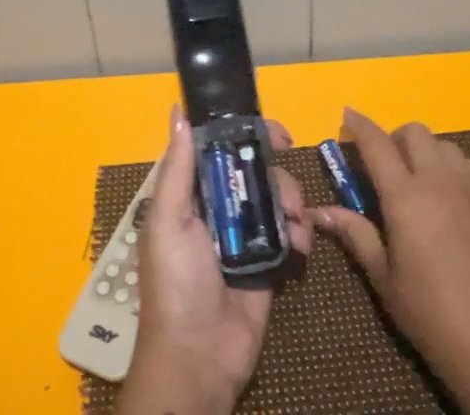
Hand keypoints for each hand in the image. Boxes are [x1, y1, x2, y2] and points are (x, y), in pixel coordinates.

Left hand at [116, 106, 311, 414]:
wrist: (199, 357)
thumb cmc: (175, 284)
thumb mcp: (168, 222)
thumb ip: (177, 169)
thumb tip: (178, 113)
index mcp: (189, 196)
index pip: (219, 151)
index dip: (245, 135)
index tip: (275, 131)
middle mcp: (218, 210)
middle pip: (255, 171)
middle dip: (275, 171)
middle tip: (288, 178)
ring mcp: (245, 236)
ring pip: (277, 198)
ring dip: (292, 202)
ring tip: (294, 223)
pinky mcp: (270, 262)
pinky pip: (292, 233)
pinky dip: (301, 232)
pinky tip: (301, 244)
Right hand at [314, 108, 469, 414]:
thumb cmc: (429, 312)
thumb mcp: (383, 277)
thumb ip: (354, 234)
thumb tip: (317, 211)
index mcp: (405, 196)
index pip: (377, 144)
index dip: (359, 126)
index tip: (347, 115)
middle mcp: (439, 181)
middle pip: (416, 133)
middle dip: (395, 138)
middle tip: (384, 166)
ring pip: (447, 145)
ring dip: (427, 152)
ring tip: (419, 180)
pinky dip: (457, 168)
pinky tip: (453, 195)